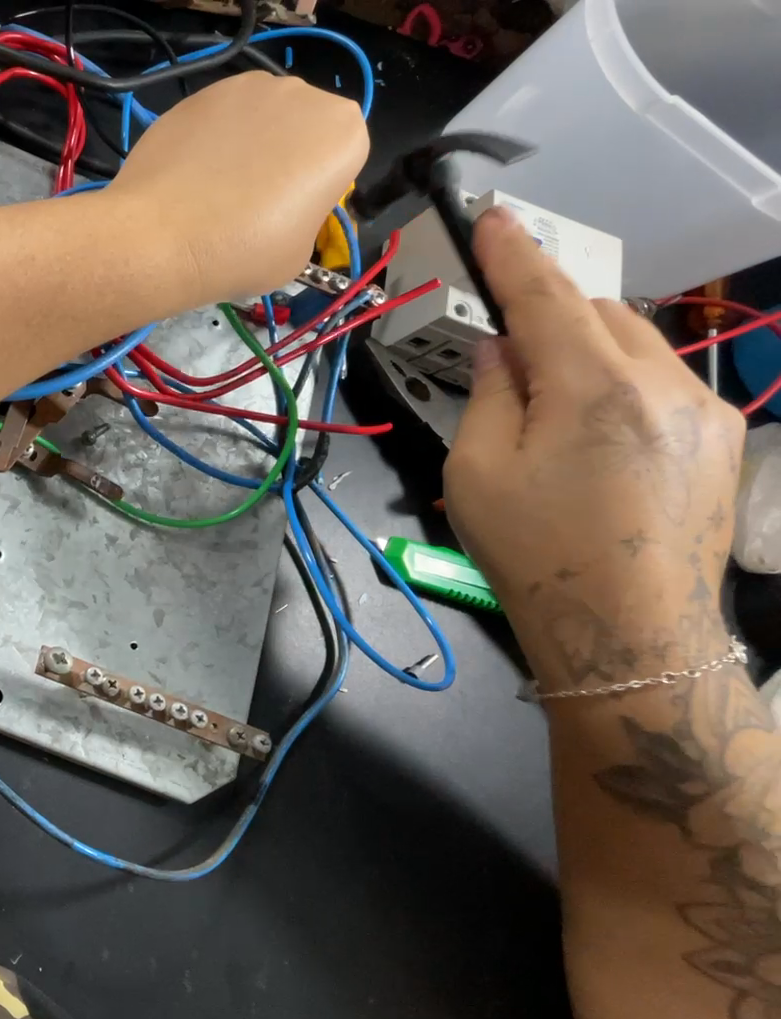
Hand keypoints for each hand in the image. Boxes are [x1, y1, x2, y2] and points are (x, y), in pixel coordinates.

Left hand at [111, 71, 367, 300]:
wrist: (159, 240)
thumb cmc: (238, 254)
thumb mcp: (295, 257)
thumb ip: (303, 221)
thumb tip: (280, 213)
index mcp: (344, 133)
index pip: (335, 159)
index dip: (309, 191)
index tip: (280, 218)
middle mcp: (304, 94)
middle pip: (297, 130)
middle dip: (276, 160)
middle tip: (240, 206)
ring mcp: (246, 89)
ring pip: (253, 120)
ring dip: (238, 147)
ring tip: (206, 192)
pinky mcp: (198, 96)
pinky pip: (210, 122)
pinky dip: (201, 144)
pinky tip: (180, 178)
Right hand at [444, 206, 745, 694]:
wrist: (626, 622)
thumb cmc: (530, 547)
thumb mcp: (476, 471)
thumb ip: (491, 397)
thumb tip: (503, 353)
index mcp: (592, 392)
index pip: (550, 301)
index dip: (515, 257)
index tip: (493, 217)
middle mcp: (664, 386)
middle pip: (601, 314)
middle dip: (550, 312)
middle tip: (502, 344)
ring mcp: (705, 411)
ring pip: (636, 347)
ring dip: (583, 350)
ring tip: (541, 401)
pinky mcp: (720, 438)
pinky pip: (660, 383)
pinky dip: (613, 383)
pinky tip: (585, 432)